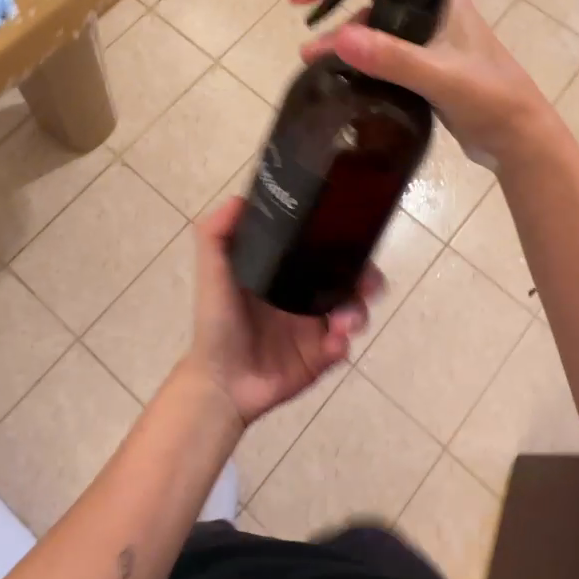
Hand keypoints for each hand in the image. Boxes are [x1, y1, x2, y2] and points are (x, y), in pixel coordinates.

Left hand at [180, 197, 383, 424]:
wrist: (221, 380)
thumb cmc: (217, 320)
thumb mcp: (212, 271)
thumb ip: (216, 233)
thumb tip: (239, 198)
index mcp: (285, 269)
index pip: (322, 247)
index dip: (342, 240)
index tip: (353, 235)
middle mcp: (305, 293)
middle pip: (350, 276)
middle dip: (366, 275)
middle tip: (366, 282)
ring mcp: (316, 325)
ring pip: (355, 309)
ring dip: (358, 310)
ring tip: (344, 322)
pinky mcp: (321, 355)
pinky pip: (345, 345)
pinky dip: (343, 342)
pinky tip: (332, 344)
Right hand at [292, 0, 558, 166]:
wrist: (518, 139)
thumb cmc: (491, 96)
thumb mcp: (441, 75)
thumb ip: (393, 58)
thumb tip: (338, 40)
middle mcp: (429, 13)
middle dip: (334, 4)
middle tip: (299, 18)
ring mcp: (425, 42)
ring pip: (373, 30)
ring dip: (342, 40)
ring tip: (311, 62)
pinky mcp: (421, 69)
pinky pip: (380, 57)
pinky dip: (356, 62)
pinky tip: (336, 78)